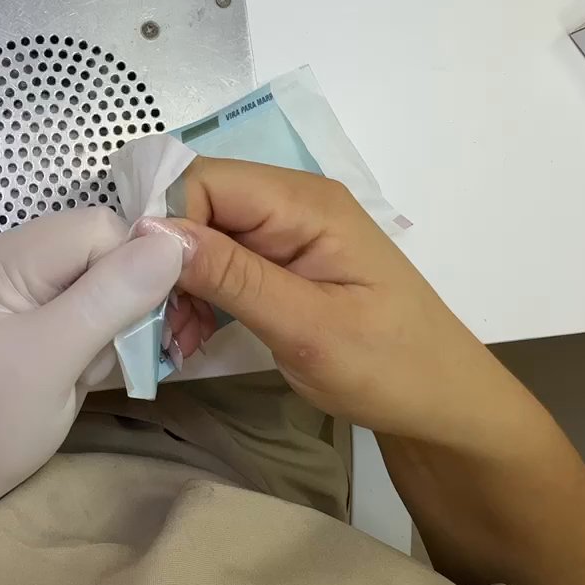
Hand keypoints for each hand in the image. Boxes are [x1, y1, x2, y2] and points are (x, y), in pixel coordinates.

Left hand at [0, 208, 184, 561]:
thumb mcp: (52, 359)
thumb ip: (108, 299)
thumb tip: (172, 244)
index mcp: (8, 257)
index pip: (97, 229)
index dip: (129, 269)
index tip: (133, 326)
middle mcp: (20, 257)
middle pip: (108, 249)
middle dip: (126, 300)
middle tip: (110, 351)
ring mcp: (34, 285)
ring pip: (113, 278)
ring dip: (121, 324)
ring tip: (89, 366)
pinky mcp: (49, 312)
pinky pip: (103, 305)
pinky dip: (110, 337)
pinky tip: (87, 368)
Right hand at [141, 157, 538, 451]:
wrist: (441, 405)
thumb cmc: (390, 369)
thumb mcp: (308, 328)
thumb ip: (232, 276)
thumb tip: (153, 231)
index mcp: (305, 204)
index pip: (205, 180)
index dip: (164, 222)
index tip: (143, 284)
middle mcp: (288, 203)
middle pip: (196, 204)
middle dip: (164, 259)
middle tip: (154, 321)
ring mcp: (282, 232)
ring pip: (198, 236)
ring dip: (175, 284)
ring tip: (174, 338)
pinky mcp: (275, 261)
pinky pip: (215, 263)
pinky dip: (194, 297)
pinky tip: (190, 335)